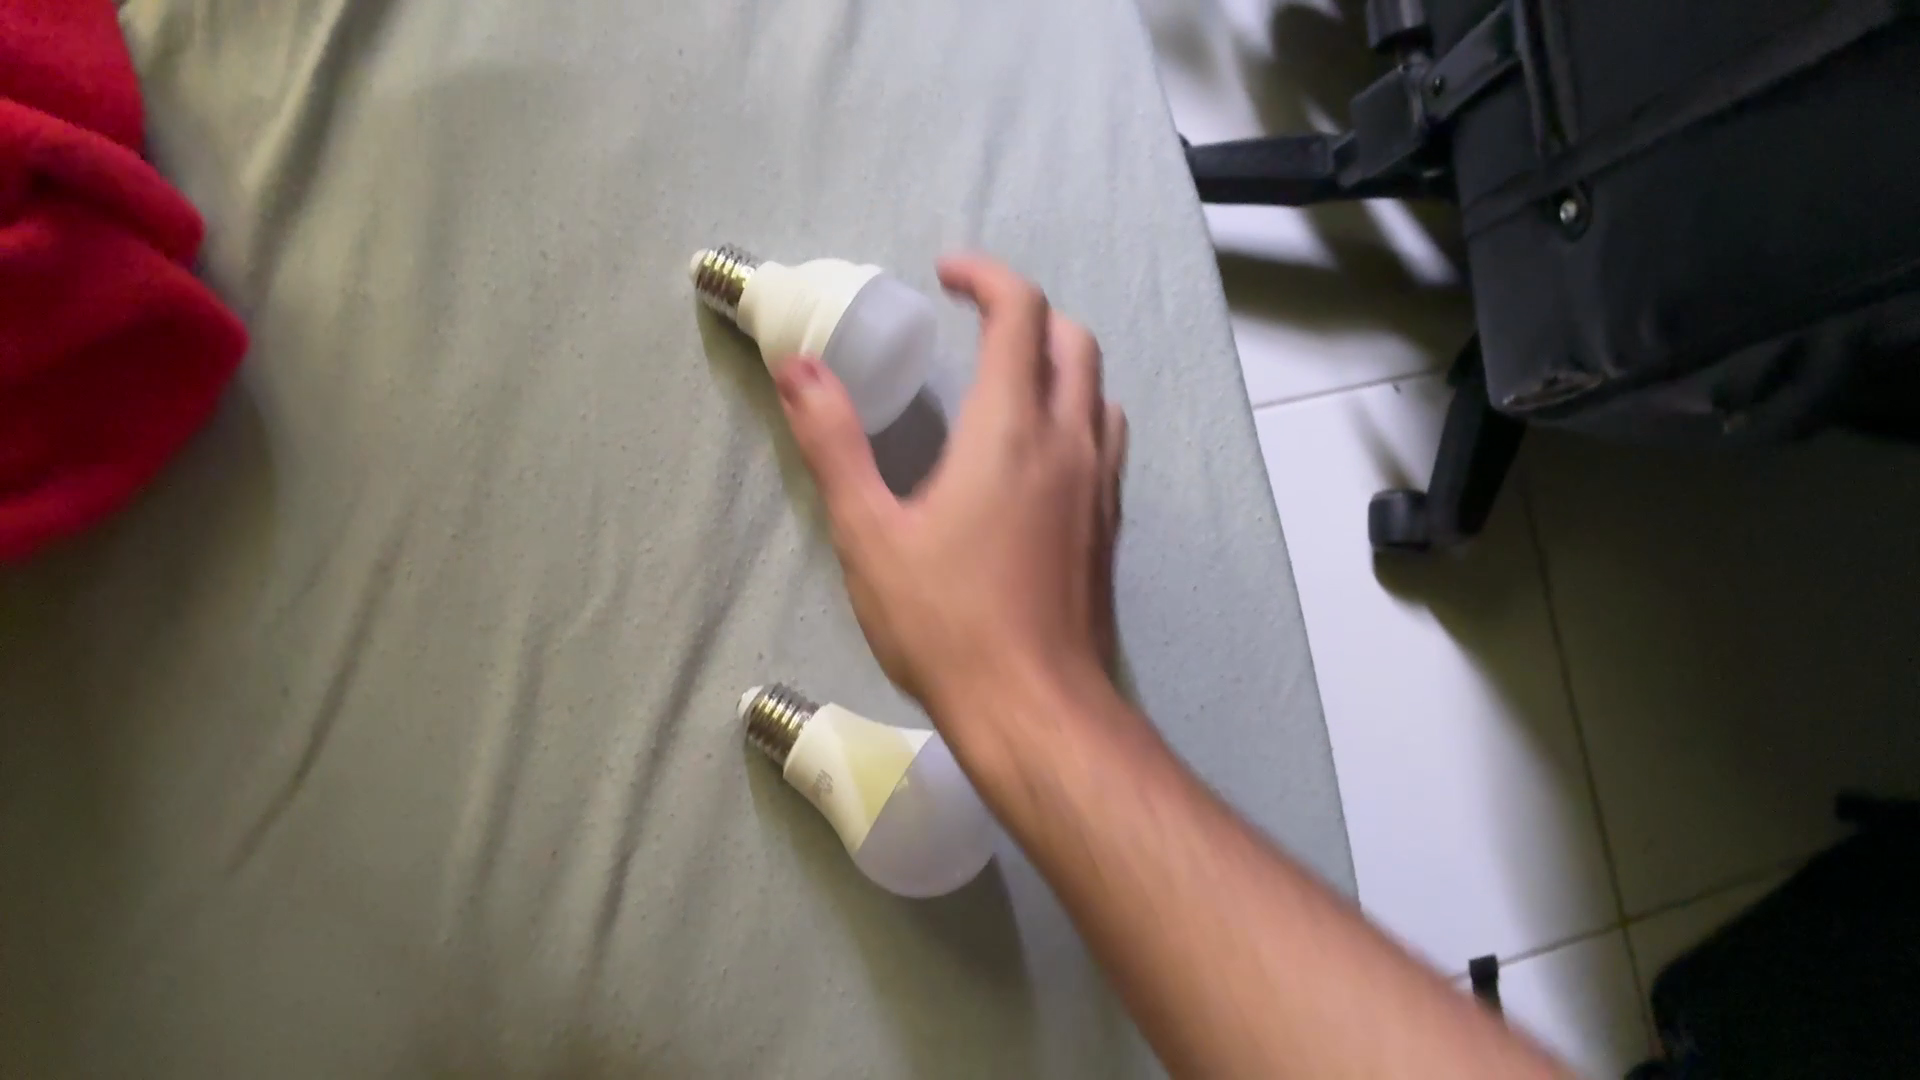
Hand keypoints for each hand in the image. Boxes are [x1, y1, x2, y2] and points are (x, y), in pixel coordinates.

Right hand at [774, 254, 1126, 739]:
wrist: (1036, 708)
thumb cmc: (946, 624)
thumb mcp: (869, 535)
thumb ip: (834, 444)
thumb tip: (798, 368)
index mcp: (1009, 430)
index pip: (1020, 312)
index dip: (985, 277)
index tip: (946, 274)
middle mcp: (1069, 441)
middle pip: (1071, 338)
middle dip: (1025, 311)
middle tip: (974, 321)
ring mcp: (1099, 483)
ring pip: (1098, 387)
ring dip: (1058, 360)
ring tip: (1008, 378)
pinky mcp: (1110, 523)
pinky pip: (1105, 437)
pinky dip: (1078, 410)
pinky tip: (1040, 450)